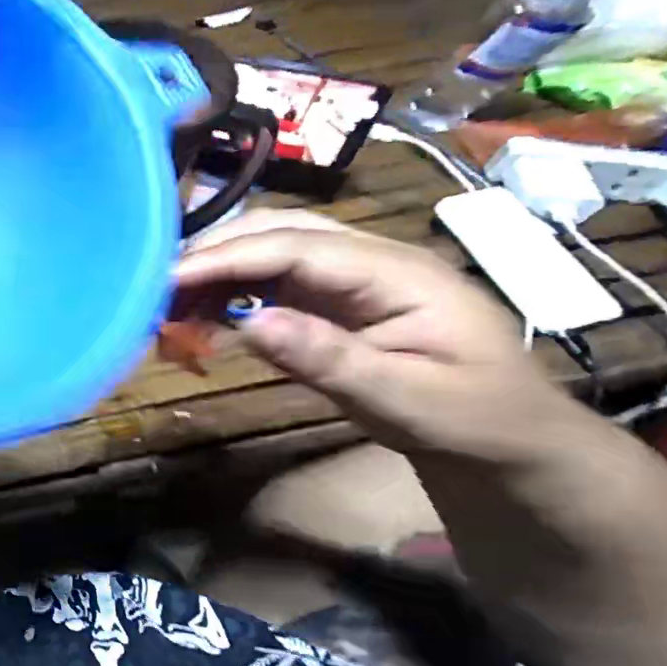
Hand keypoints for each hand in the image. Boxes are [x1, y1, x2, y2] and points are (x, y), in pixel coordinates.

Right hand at [173, 210, 593, 462]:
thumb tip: (250, 322)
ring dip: (215, 268)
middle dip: (213, 251)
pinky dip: (227, 290)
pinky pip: (267, 278)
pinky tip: (201, 315)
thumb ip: (330, 359)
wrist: (509, 437)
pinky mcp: (329, 296)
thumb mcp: (406, 401)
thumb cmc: (472, 420)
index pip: (296, 247)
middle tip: (157, 287)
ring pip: (267, 247)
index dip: (227, 257)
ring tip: (169, 303)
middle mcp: (368, 258)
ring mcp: (348, 274)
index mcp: (397, 272)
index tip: (167, 280)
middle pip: (277, 229)